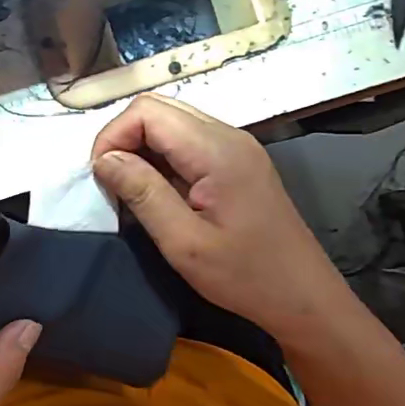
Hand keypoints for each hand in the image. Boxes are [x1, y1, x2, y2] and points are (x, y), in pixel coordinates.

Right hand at [91, 95, 359, 342]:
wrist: (303, 296)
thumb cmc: (244, 276)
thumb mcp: (184, 242)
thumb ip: (142, 193)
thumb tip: (104, 159)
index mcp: (216, 150)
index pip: (147, 111)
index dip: (113, 136)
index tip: (101, 177)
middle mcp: (227, 136)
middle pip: (158, 109)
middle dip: (124, 139)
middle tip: (111, 183)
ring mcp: (236, 146)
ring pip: (172, 123)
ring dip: (141, 148)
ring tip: (130, 190)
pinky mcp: (237, 161)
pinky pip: (188, 142)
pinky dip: (162, 158)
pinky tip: (157, 192)